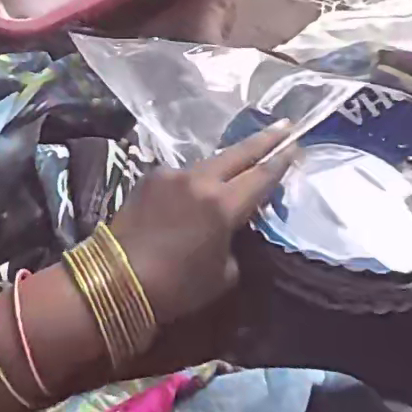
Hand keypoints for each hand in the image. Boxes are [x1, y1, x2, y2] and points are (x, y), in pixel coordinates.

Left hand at [106, 121, 299, 323]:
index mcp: (222, 204)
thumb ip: (234, 241)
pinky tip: (197, 189)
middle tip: (283, 125)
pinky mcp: (148, 178)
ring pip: (207, 164)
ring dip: (225, 163)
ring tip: (241, 161)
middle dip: (262, 140)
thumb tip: (230, 228)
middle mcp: (198, 180)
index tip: (296, 144)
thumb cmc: (176, 286)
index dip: (281, 161)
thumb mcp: (223, 273)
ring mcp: (170, 175)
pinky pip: (181, 175)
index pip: (260, 176)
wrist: (115, 279)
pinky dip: (195, 180)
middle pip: (237, 154)